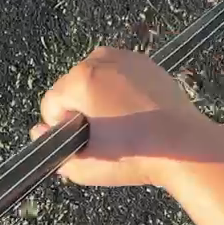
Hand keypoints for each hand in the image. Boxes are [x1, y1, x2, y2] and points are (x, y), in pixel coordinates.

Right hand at [33, 47, 223, 187]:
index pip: (51, 103)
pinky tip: (134, 117)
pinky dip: (120, 93)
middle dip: (81, 111)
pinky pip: (119, 77)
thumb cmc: (138, 155)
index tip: (79, 142)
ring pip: (96, 80)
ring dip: (99, 101)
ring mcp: (126, 58)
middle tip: (104, 138)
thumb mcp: (86, 166)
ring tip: (120, 128)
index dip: (59, 128)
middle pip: (72, 88)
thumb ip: (53, 150)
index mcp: (82, 80)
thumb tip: (38, 135)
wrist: (185, 147)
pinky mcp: (147, 64)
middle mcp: (101, 59)